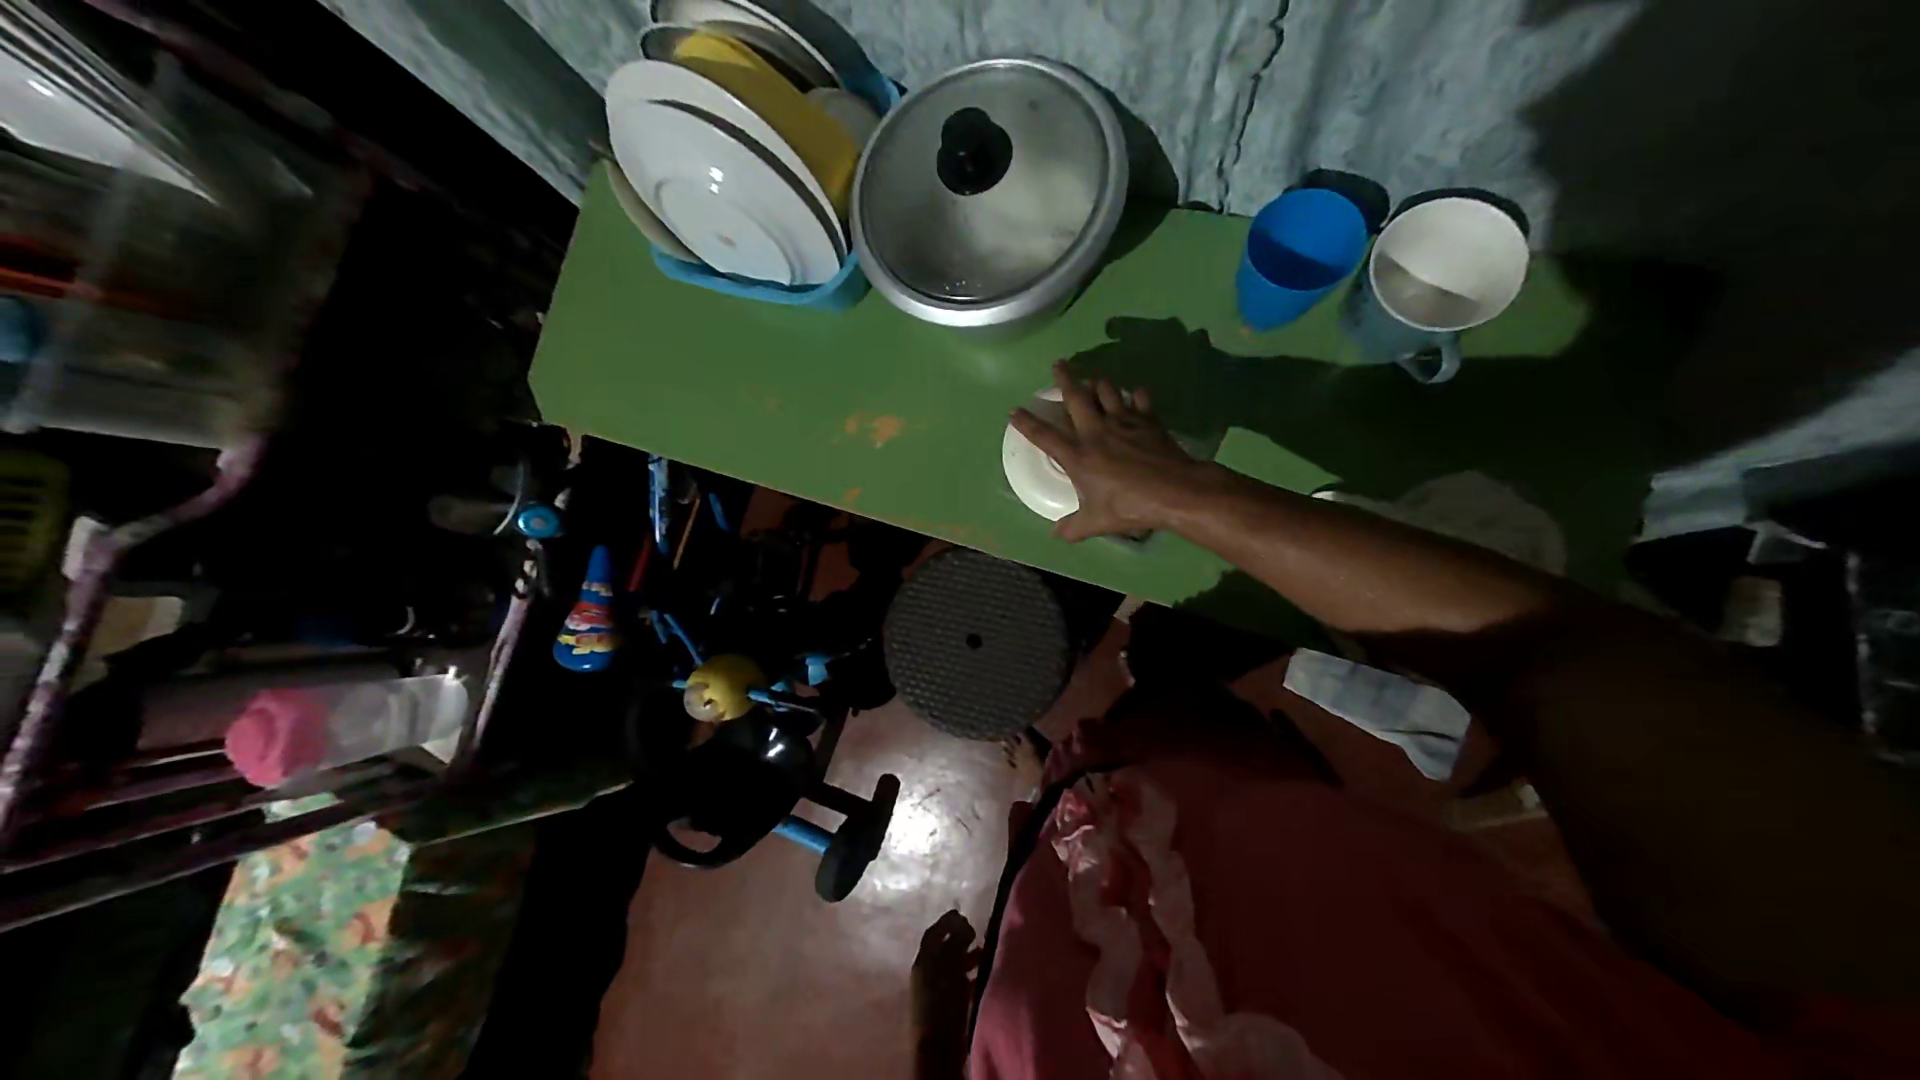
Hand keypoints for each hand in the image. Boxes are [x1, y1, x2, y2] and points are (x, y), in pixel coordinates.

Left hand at [911, 910, 980, 1073]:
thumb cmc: (943, 1001)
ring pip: (951, 964)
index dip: (946, 921)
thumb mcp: (951, 966)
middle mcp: (926, 971)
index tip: (962, 912)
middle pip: (942, 947)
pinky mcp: (945, 1005)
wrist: (939, 1047)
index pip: (933, 933)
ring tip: (983, 951)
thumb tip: (962, 923)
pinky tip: (981, 973)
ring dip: (966, 955)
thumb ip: (956, 943)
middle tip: (975, 931)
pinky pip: (957, 981)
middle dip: (958, 937)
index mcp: (923, 960)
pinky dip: (969, 973)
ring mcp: (935, 989)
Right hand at [1009, 362, 1219, 540]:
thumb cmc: (1129, 507)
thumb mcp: (1095, 523)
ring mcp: (1123, 422)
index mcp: (1078, 455)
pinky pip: (1140, 400)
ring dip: (1099, 383)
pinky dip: (1136, 395)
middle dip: (1065, 378)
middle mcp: (1096, 432)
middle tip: (1059, 364)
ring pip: (1107, 391)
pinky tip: (1135, 394)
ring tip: (1094, 379)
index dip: (1027, 423)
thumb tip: (1056, 534)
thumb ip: (1072, 527)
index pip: (1045, 436)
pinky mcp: (1147, 421)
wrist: (1174, 492)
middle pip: (1076, 397)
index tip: (1014, 410)